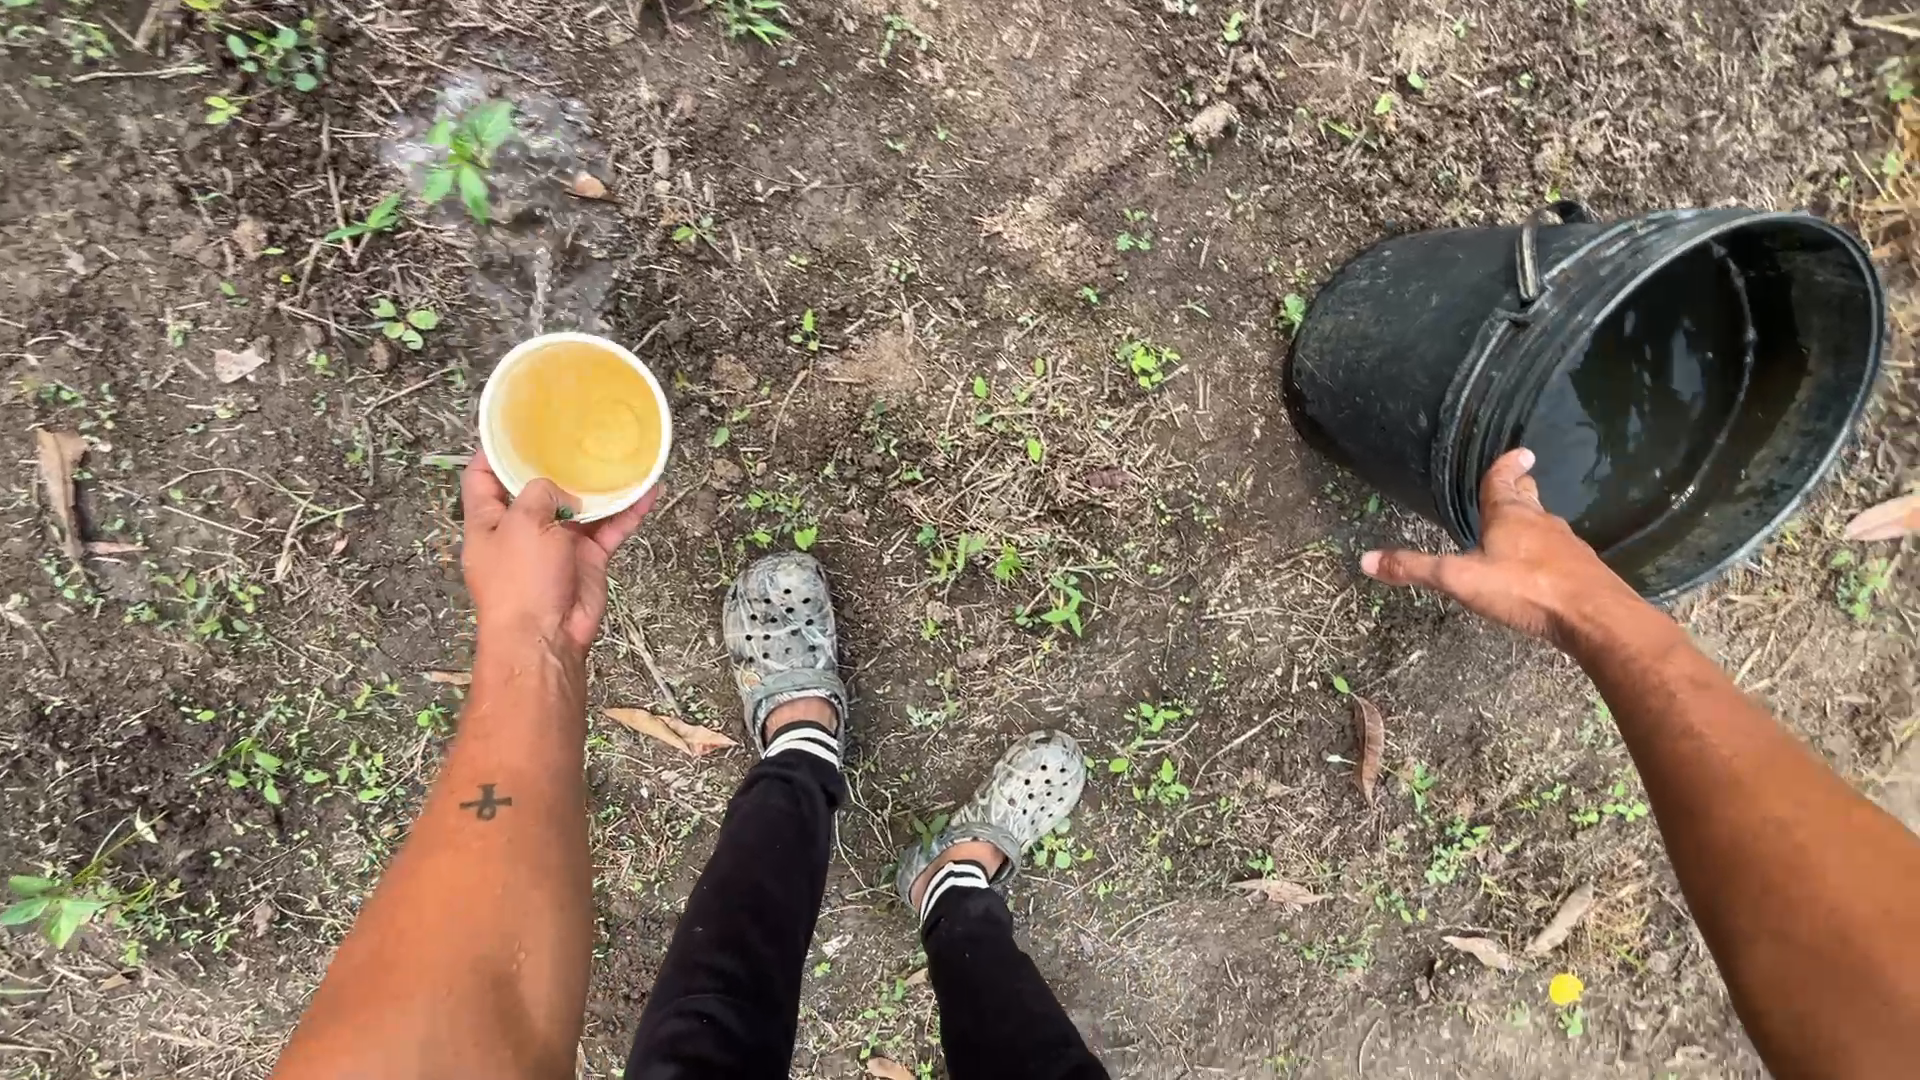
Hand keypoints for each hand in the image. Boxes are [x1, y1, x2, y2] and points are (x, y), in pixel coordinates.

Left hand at [460, 451, 656, 660]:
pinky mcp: (587, 558)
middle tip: (578, 436)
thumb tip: (558, 488)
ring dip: (601, 488)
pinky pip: (610, 529)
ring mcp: (557, 544)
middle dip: (557, 466)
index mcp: (489, 521)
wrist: (546, 634)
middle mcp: (522, 529)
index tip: (514, 429)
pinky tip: (648, 493)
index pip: (483, 478)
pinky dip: (628, 513)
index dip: (494, 452)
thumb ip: (538, 495)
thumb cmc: (520, 582)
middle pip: (538, 489)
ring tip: (621, 460)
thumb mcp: (520, 525)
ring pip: (582, 507)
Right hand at [1359, 447, 1644, 646]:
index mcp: (1511, 518)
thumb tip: (1364, 559)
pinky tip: (1539, 563)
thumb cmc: (1525, 589)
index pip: (1504, 483)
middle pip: (1529, 499)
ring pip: (1546, 525)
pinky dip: (1545, 549)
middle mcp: (1542, 525)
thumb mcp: (1458, 579)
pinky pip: (1558, 552)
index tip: (1520, 450)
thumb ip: (1414, 569)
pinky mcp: (1581, 573)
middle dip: (1521, 488)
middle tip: (1520, 477)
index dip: (1506, 467)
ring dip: (1533, 520)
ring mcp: (1566, 549)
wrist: (1597, 620)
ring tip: (1521, 521)